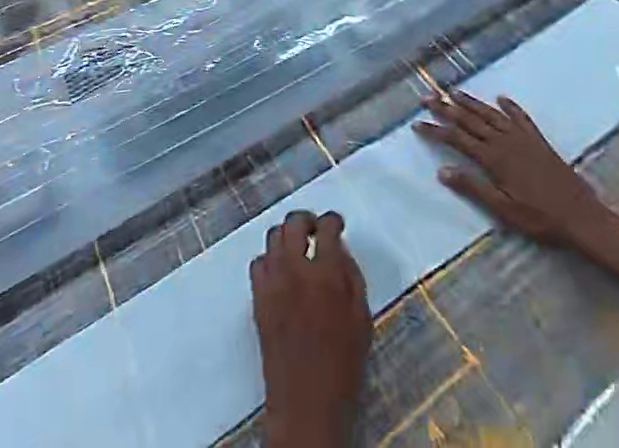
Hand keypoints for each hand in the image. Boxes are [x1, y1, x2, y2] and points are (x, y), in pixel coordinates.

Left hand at [250, 210, 370, 447]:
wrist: (306, 397)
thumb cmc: (344, 362)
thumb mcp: (361, 317)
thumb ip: (351, 277)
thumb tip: (339, 249)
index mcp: (326, 274)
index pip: (326, 230)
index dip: (332, 220)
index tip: (336, 222)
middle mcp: (295, 269)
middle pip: (293, 224)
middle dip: (305, 219)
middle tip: (315, 226)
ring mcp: (272, 280)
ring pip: (272, 238)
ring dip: (286, 235)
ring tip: (298, 244)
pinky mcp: (257, 295)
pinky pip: (259, 262)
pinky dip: (270, 258)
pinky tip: (280, 268)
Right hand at [416, 92, 615, 249]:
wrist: (583, 218)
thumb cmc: (540, 218)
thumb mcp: (502, 210)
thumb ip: (473, 188)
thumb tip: (443, 171)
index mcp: (494, 159)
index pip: (457, 139)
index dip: (435, 130)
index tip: (417, 123)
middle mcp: (506, 143)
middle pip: (470, 121)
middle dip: (446, 109)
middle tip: (427, 98)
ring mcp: (524, 140)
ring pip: (491, 115)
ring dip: (472, 103)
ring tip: (454, 92)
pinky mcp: (539, 142)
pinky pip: (521, 118)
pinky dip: (510, 107)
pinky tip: (502, 99)